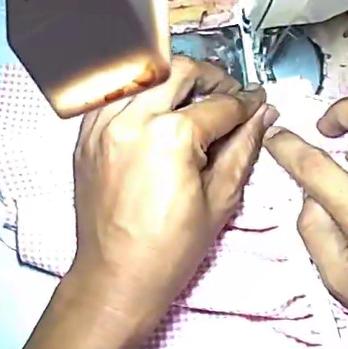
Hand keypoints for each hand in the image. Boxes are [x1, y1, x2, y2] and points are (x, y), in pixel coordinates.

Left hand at [66, 57, 274, 332]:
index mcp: (170, 137)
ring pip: (144, 74)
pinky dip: (141, 94)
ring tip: (194, 101)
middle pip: (179, 70)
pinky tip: (158, 113)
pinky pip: (116, 95)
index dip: (246, 102)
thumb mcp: (220, 199)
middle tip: (228, 95)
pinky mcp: (86, 136)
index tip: (256, 102)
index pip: (219, 104)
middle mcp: (131, 120)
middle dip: (211, 77)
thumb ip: (243, 147)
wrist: (117, 278)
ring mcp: (102, 125)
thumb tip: (261, 114)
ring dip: (174, 80)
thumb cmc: (169, 251)